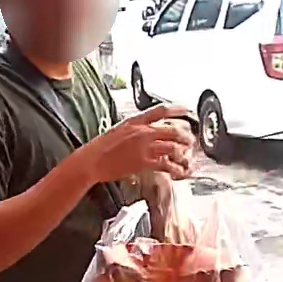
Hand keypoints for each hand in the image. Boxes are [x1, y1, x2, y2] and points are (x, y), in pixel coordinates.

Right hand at [79, 104, 193, 182]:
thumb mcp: (119, 130)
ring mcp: (144, 147)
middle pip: (173, 130)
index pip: (161, 110)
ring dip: (184, 153)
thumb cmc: (101, 147)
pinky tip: (180, 172)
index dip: (177, 109)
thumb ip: (135, 129)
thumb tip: (146, 130)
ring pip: (173, 146)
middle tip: (191, 142)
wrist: (91, 160)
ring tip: (188, 158)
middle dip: (186, 136)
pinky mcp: (143, 162)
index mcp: (135, 121)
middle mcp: (142, 132)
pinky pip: (166, 164)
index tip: (187, 110)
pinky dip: (176, 169)